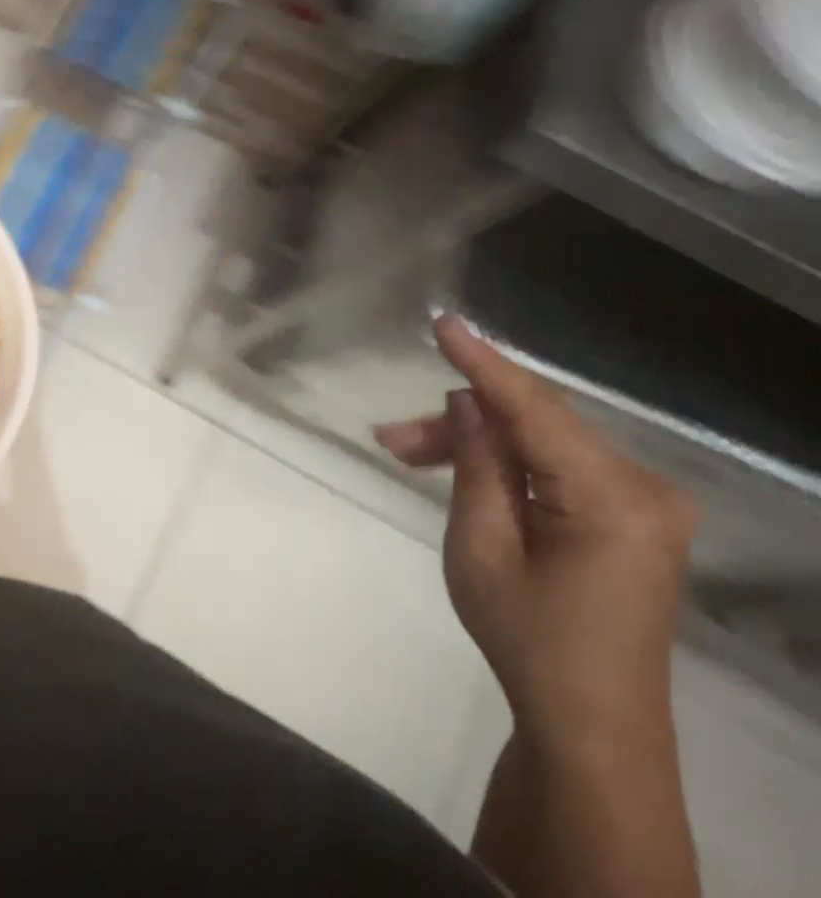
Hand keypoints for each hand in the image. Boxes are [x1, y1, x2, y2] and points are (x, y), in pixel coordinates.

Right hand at [375, 317, 697, 755]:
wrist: (590, 712)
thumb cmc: (525, 634)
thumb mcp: (481, 548)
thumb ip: (479, 467)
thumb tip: (467, 403)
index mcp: (613, 498)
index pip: (538, 411)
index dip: (485, 364)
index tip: (442, 323)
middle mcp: (645, 487)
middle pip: (540, 427)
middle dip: (460, 422)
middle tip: (387, 439)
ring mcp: (647, 503)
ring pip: (547, 446)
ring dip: (479, 445)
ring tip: (405, 455)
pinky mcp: (635, 518)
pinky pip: (562, 470)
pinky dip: (509, 466)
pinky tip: (464, 472)